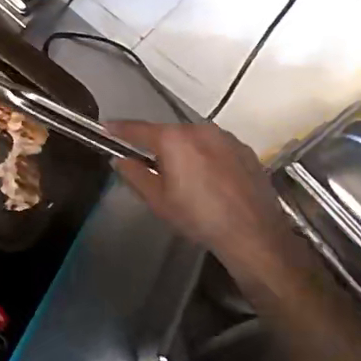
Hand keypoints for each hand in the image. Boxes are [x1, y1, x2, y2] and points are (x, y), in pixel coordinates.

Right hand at [110, 122, 312, 281]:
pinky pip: (216, 147)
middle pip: (169, 133)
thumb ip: (135, 174)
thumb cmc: (199, 218)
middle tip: (152, 168)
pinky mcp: (244, 150)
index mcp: (174, 139)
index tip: (107, 127)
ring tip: (186, 180)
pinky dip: (207, 157)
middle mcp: (200, 130)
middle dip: (158, 146)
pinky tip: (211, 182)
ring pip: (194, 139)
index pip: (138, 129)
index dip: (119, 129)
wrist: (253, 234)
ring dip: (185, 151)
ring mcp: (226, 138)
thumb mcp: (158, 201)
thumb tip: (120, 159)